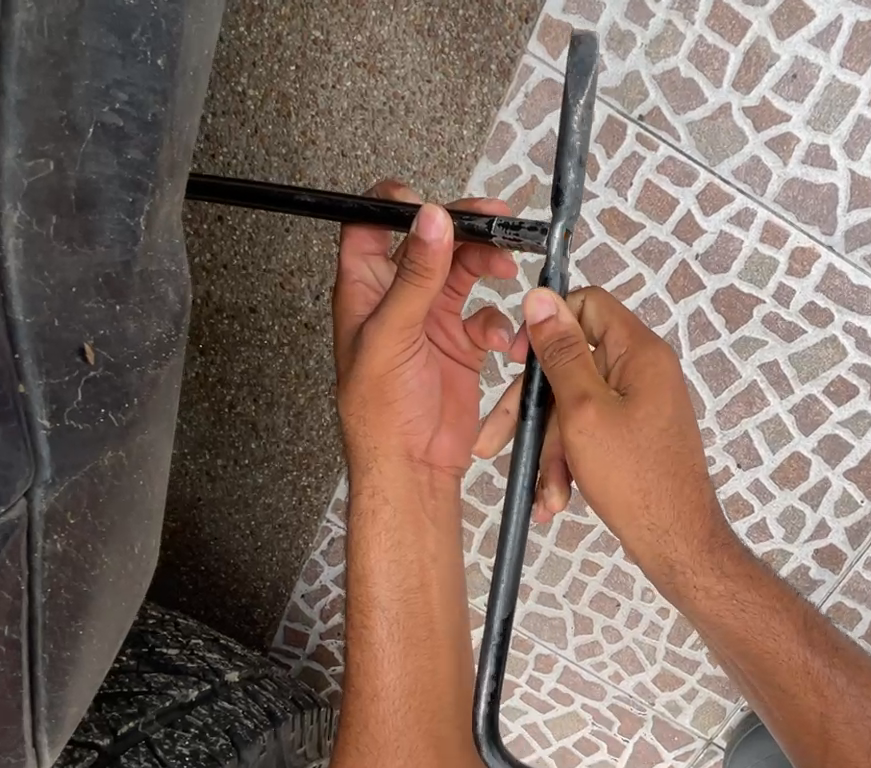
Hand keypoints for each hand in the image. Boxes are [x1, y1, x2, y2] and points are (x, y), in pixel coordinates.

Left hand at [334, 181, 518, 482]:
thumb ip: (416, 275)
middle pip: (431, 243)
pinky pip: (486, 318)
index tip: (432, 203)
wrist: (413, 462)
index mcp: (365, 288)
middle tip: (495, 221)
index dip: (398, 206)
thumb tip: (432, 219)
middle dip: (463, 229)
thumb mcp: (393, 333)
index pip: (372, 225)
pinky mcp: (462, 345)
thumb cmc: (380, 408)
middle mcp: (399, 299)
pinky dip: (499, 324)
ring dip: (486, 267)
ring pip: (463, 273)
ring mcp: (432, 320)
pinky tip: (502, 340)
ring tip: (506, 269)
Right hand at [473, 287, 737, 584]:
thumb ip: (561, 352)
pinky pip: (591, 434)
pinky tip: (555, 499)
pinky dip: (570, 463)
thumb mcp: (583, 410)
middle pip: (571, 367)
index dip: (547, 325)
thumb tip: (541, 296)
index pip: (587, 305)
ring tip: (545, 497)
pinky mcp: (634, 435)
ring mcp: (639, 405)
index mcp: (638, 352)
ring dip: (550, 451)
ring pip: (575, 408)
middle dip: (532, 412)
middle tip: (492, 442)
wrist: (676, 541)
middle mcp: (642, 372)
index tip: (517, 360)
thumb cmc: (634, 478)